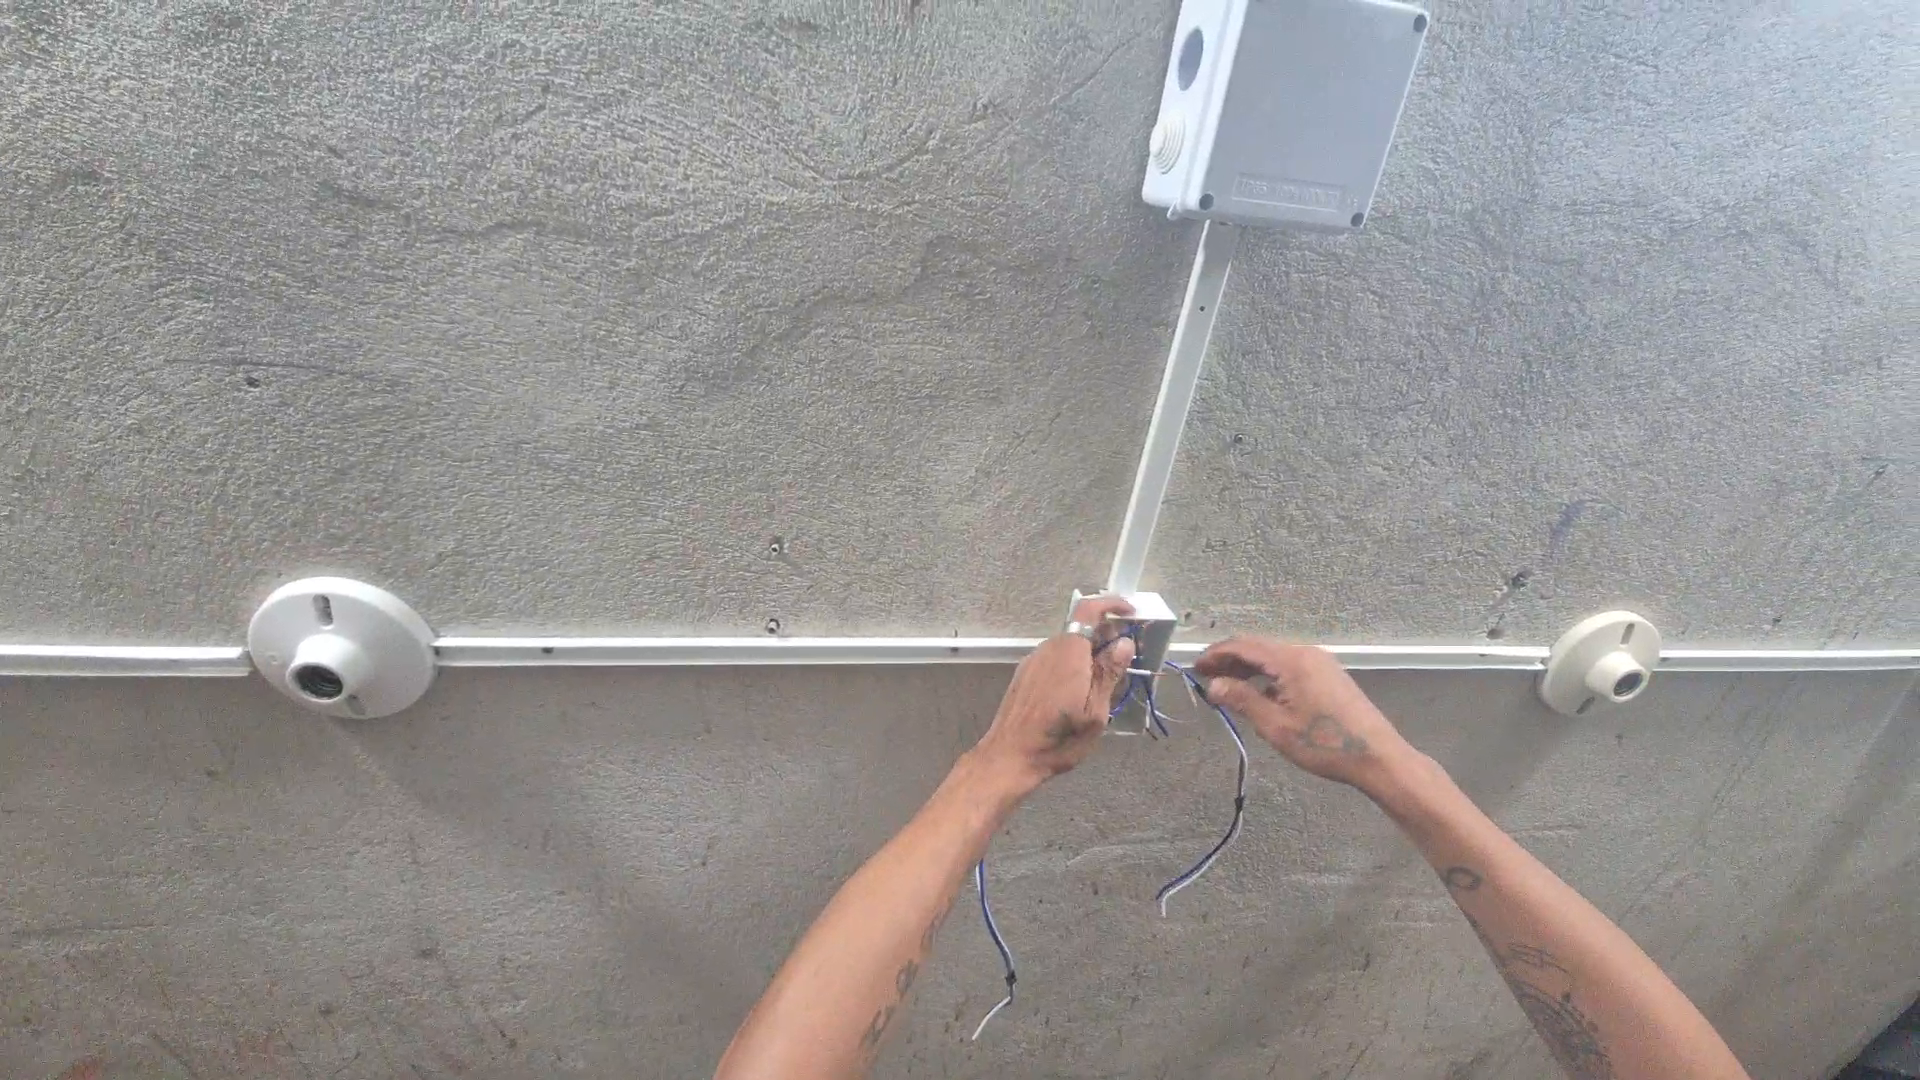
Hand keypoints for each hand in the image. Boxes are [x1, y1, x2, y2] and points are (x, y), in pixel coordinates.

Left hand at [971, 595, 1136, 789]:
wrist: (1009, 757)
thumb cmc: (1058, 740)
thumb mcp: (1095, 712)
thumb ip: (1109, 673)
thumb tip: (1124, 643)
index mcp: (1068, 653)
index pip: (1089, 610)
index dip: (1112, 604)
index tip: (1131, 613)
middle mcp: (1048, 649)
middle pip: (1080, 629)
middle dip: (1105, 637)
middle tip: (1124, 661)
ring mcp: (1033, 661)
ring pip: (1068, 646)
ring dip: (1089, 654)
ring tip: (1105, 684)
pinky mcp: (1025, 674)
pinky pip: (1055, 659)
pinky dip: (1073, 664)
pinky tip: (1079, 692)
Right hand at [1193, 637, 1408, 789]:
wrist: (1379, 758)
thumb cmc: (1324, 744)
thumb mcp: (1276, 725)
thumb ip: (1242, 700)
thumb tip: (1214, 685)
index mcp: (1291, 660)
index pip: (1244, 646)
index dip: (1216, 654)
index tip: (1196, 667)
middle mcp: (1305, 653)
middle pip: (1258, 648)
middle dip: (1230, 660)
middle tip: (1207, 676)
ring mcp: (1320, 663)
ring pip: (1274, 657)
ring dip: (1249, 668)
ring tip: (1228, 686)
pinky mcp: (1329, 676)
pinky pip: (1289, 666)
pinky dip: (1268, 675)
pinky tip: (1260, 694)